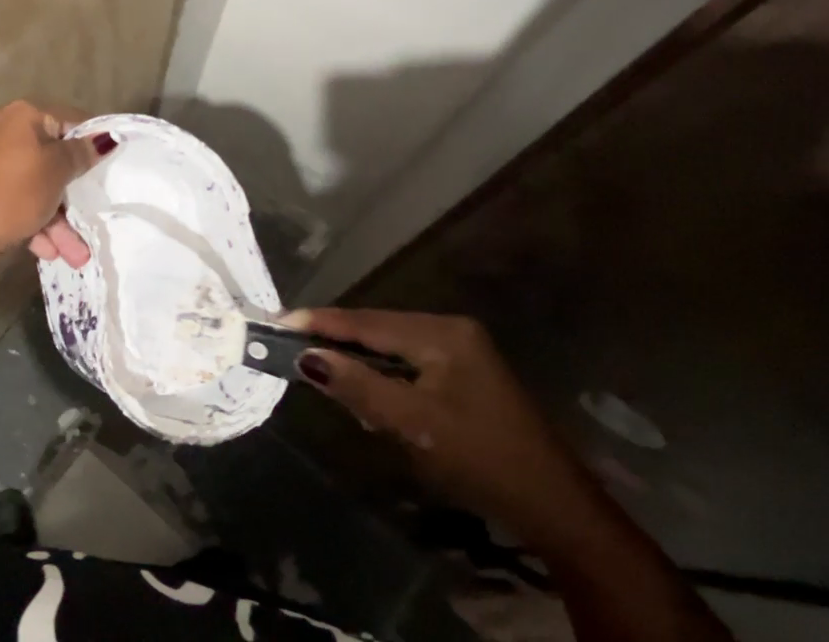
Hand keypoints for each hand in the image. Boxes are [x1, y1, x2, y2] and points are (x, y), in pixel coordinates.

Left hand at [0, 101, 110, 252]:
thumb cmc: (15, 191)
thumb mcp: (57, 171)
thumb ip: (81, 152)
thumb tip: (105, 137)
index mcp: (21, 115)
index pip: (68, 120)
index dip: (91, 144)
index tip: (107, 168)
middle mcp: (1, 128)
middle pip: (50, 159)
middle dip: (72, 196)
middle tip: (89, 221)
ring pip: (33, 184)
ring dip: (56, 220)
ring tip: (74, 255)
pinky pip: (14, 196)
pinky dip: (31, 219)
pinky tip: (46, 250)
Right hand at [279, 308, 599, 546]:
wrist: (552, 506)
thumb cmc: (479, 458)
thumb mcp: (411, 422)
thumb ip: (356, 385)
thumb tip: (305, 356)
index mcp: (442, 333)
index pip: (366, 321)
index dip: (319, 323)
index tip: (275, 322)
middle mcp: (450, 331)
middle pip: (376, 328)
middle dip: (333, 339)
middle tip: (286, 344)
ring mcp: (460, 352)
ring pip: (389, 346)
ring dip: (354, 357)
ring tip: (312, 363)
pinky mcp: (463, 376)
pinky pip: (405, 363)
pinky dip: (378, 373)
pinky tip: (359, 386)